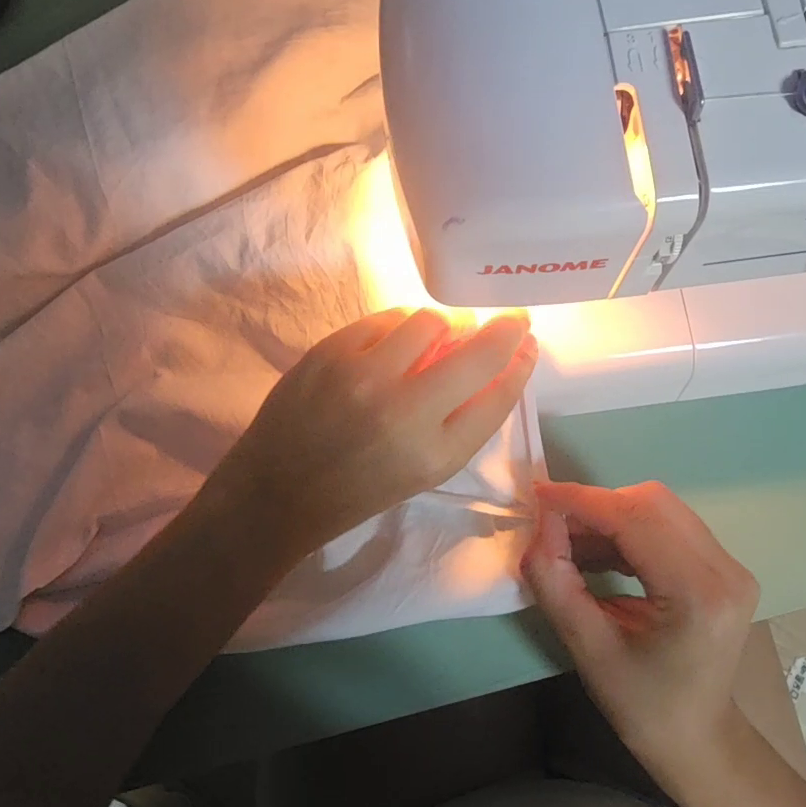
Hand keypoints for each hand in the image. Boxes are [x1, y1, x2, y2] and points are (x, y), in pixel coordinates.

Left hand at [210, 308, 537, 554]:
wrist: (279, 489)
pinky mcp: (330, 351)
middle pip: (476, 351)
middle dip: (504, 328)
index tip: (526, 341)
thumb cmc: (360, 487)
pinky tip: (399, 339)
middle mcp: (404, 411)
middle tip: (508, 319)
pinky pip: (387, 317)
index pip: (498, 394)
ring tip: (439, 338)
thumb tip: (507, 359)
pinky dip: (402, 325)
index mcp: (434, 454)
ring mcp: (363, 375)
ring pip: (430, 320)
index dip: (520, 361)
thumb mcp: (426, 468)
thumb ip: (468, 418)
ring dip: (445, 325)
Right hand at [521, 480, 760, 794]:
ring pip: (659, 507)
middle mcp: (725, 569)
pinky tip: (598, 553)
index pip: (635, 518)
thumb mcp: (586, 648)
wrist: (697, 740)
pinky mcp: (722, 566)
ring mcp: (730, 565)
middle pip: (651, 503)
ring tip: (571, 544)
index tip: (537, 497)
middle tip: (553, 528)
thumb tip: (540, 524)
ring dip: (609, 516)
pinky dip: (627, 529)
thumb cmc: (642, 705)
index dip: (582, 501)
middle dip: (595, 506)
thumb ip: (555, 580)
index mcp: (698, 594)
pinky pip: (667, 524)